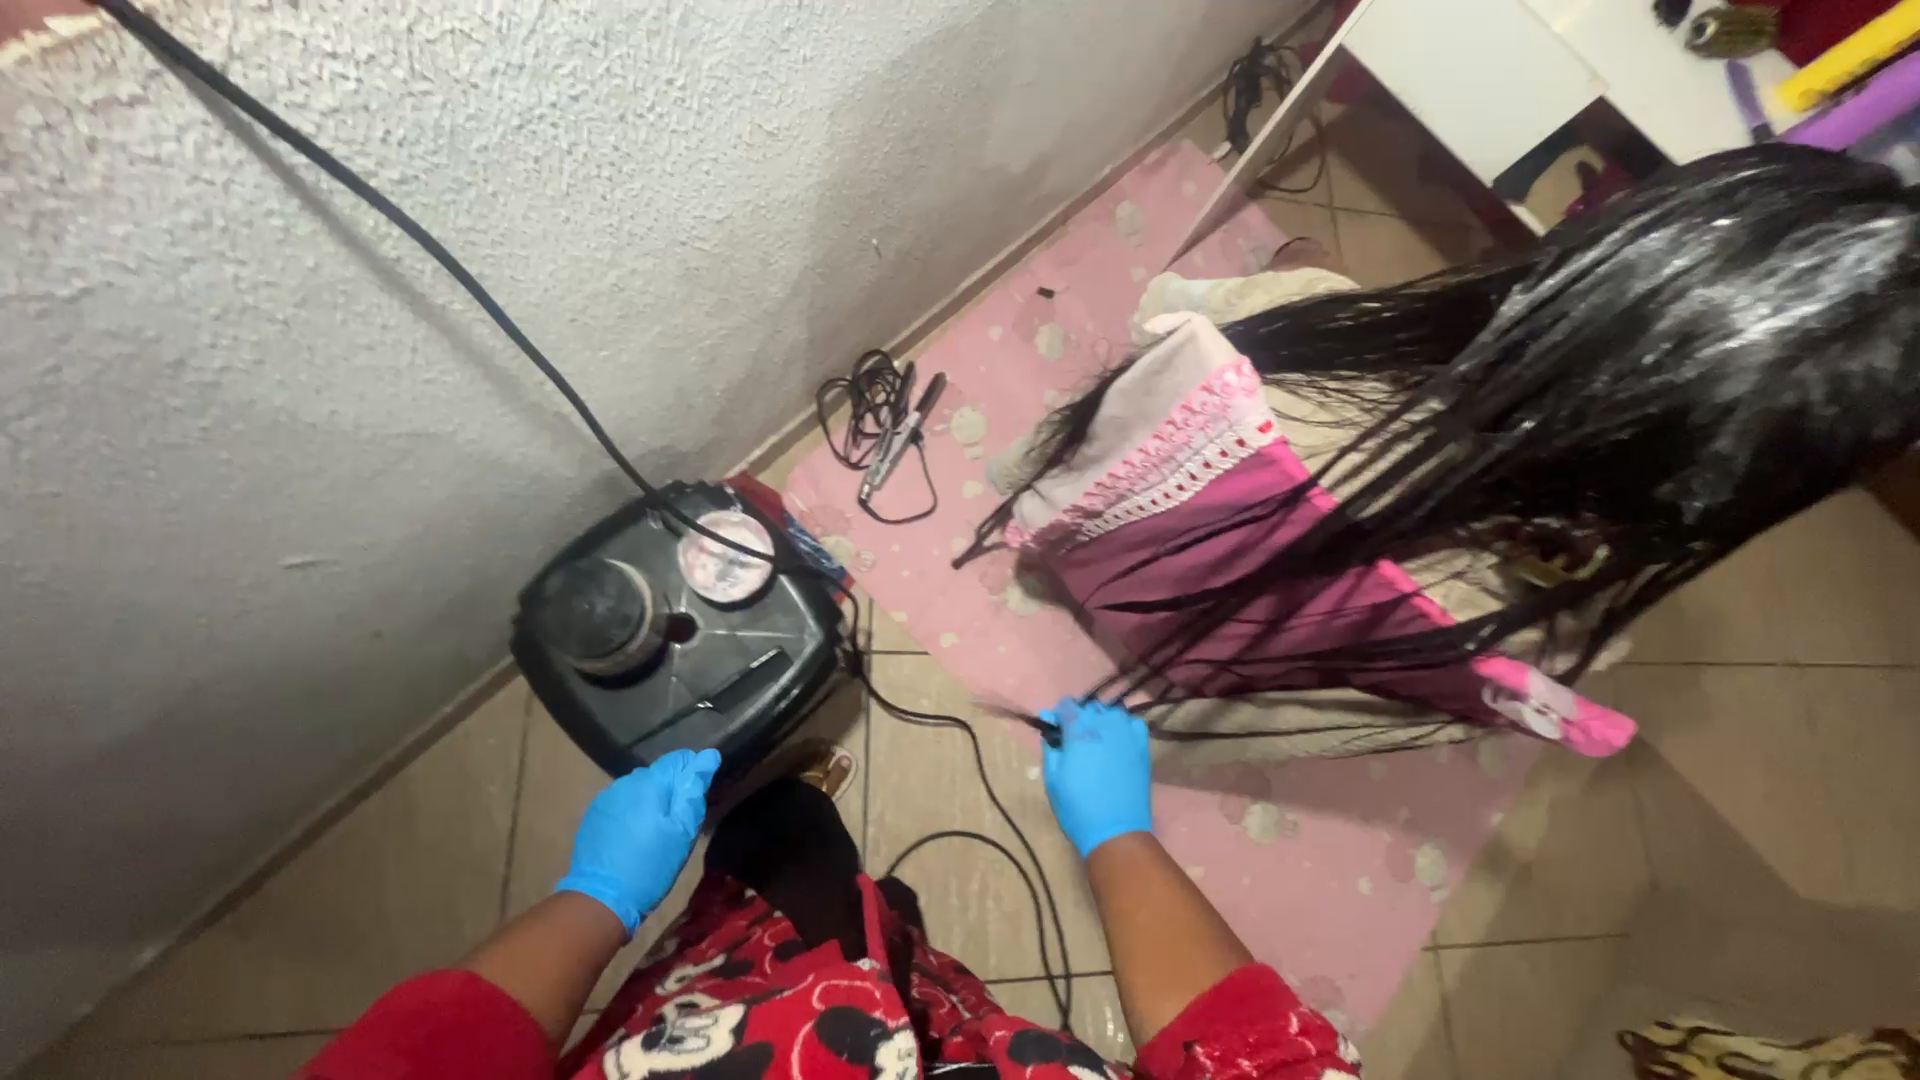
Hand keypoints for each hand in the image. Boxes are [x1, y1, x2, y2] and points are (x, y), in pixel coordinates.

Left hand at [556, 747, 719, 935]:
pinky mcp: (593, 817)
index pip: (679, 759)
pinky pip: (621, 803)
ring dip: (650, 801)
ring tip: (654, 831)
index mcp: (650, 782)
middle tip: (677, 822)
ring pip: (638, 789)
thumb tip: (709, 756)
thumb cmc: (651, 865)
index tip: (696, 798)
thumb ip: (694, 790)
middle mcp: (625, 782)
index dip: (693, 773)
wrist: (601, 900)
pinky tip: (633, 837)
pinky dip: (632, 813)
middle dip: (671, 790)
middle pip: (658, 774)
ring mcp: (606, 799)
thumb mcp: (683, 831)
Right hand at [1040, 697, 1152, 857]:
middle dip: (1079, 719)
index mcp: (1079, 730)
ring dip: (1101, 722)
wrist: (1115, 831)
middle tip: (1074, 742)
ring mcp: (1127, 734)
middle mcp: (1104, 724)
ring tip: (1097, 743)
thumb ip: (1050, 748)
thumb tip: (1050, 731)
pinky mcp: (1142, 746)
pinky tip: (1118, 744)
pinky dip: (1123, 728)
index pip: (1066, 705)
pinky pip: (1132, 724)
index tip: (1056, 732)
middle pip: (1089, 708)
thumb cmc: (1077, 807)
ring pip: (1111, 713)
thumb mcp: (1052, 778)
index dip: (1058, 715)